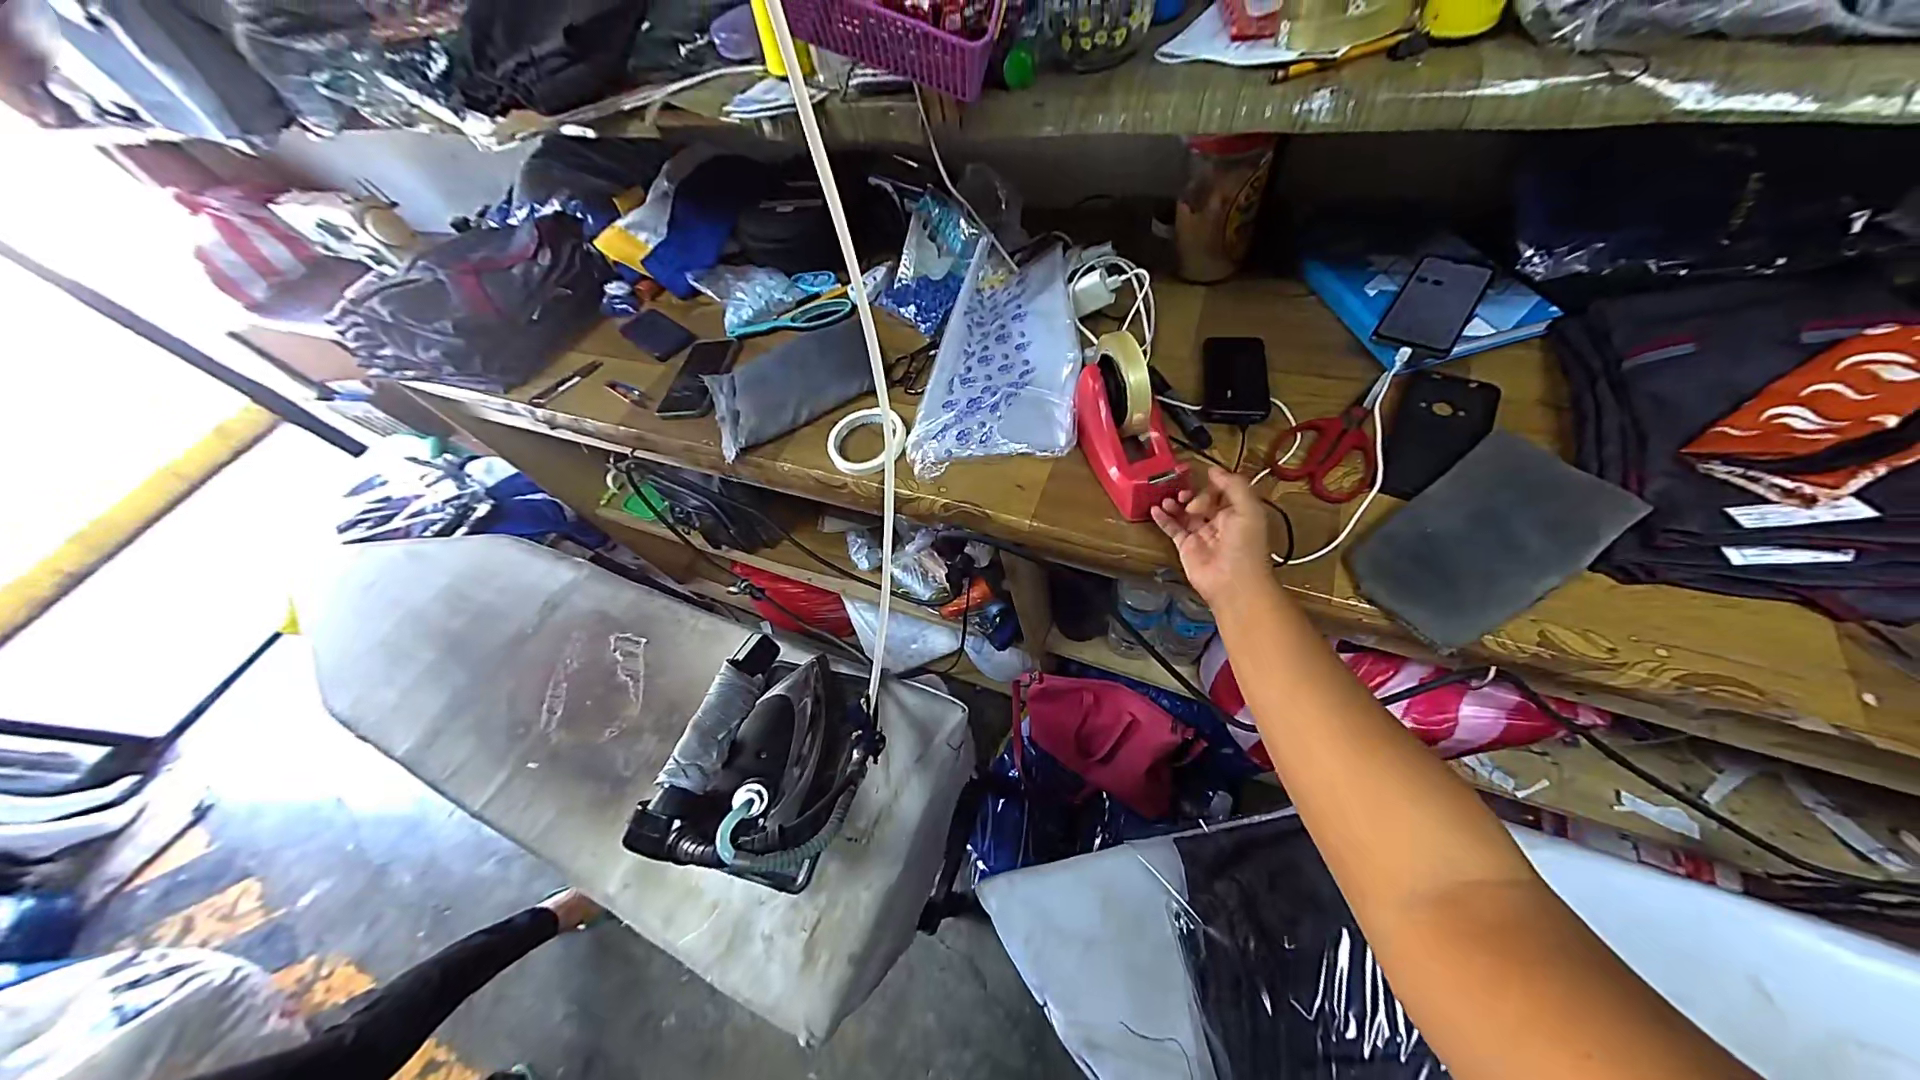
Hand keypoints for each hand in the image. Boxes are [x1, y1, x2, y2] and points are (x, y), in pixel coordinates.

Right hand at [1150, 467, 1271, 607]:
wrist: (1233, 582)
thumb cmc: (1245, 546)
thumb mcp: (1248, 509)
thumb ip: (1234, 486)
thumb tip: (1213, 470)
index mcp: (1237, 512)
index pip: (1222, 490)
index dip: (1213, 484)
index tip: (1203, 478)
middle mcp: (1219, 521)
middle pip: (1202, 499)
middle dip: (1193, 493)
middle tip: (1186, 496)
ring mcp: (1200, 533)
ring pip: (1184, 512)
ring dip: (1175, 503)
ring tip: (1168, 499)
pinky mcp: (1185, 545)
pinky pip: (1172, 528)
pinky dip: (1163, 518)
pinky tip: (1155, 509)